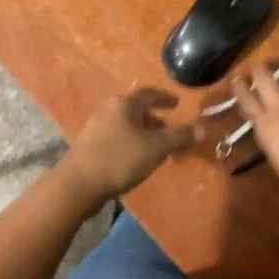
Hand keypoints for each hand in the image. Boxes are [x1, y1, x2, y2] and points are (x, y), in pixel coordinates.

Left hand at [59, 88, 197, 203]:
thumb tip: (201, 129)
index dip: (165, 98)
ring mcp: (95, 128)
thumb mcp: (156, 148)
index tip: (177, 105)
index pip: (149, 93)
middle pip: (137, 109)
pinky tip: (135, 160)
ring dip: (143, 133)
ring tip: (156, 149)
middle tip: (170, 132)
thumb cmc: (120, 159)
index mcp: (124, 104)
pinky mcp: (88, 146)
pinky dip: (131, 143)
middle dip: (156, 120)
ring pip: (126, 125)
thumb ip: (179, 136)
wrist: (77, 186)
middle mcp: (108, 110)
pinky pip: (116, 138)